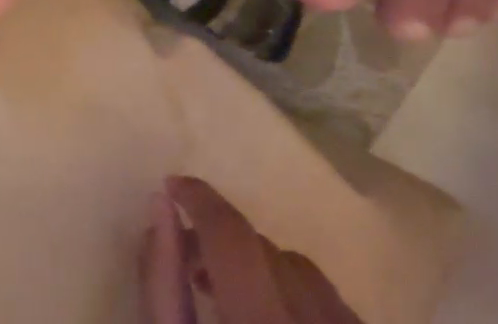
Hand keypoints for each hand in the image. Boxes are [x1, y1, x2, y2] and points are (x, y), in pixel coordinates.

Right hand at [142, 177, 360, 322]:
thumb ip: (162, 281)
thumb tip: (161, 206)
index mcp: (262, 319)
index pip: (232, 236)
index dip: (199, 200)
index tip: (170, 186)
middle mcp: (316, 319)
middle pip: (268, 251)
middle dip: (223, 244)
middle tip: (191, 267)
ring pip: (307, 273)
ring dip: (264, 270)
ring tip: (233, 300)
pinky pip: (337, 303)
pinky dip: (301, 296)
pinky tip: (276, 319)